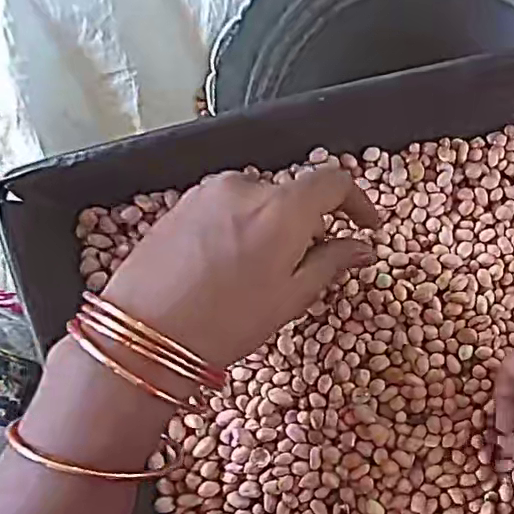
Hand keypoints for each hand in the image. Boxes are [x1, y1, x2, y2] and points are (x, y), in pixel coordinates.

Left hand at [100, 165, 382, 366]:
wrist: (146, 332)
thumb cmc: (228, 320)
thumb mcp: (292, 296)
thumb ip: (333, 261)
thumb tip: (363, 247)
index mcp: (283, 208)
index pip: (334, 181)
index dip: (359, 202)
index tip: (367, 225)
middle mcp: (247, 186)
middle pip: (296, 193)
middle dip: (312, 223)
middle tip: (312, 263)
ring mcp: (209, 191)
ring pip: (262, 200)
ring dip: (277, 225)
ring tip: (266, 270)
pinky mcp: (182, 202)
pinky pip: (231, 206)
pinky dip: (246, 225)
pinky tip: (234, 264)